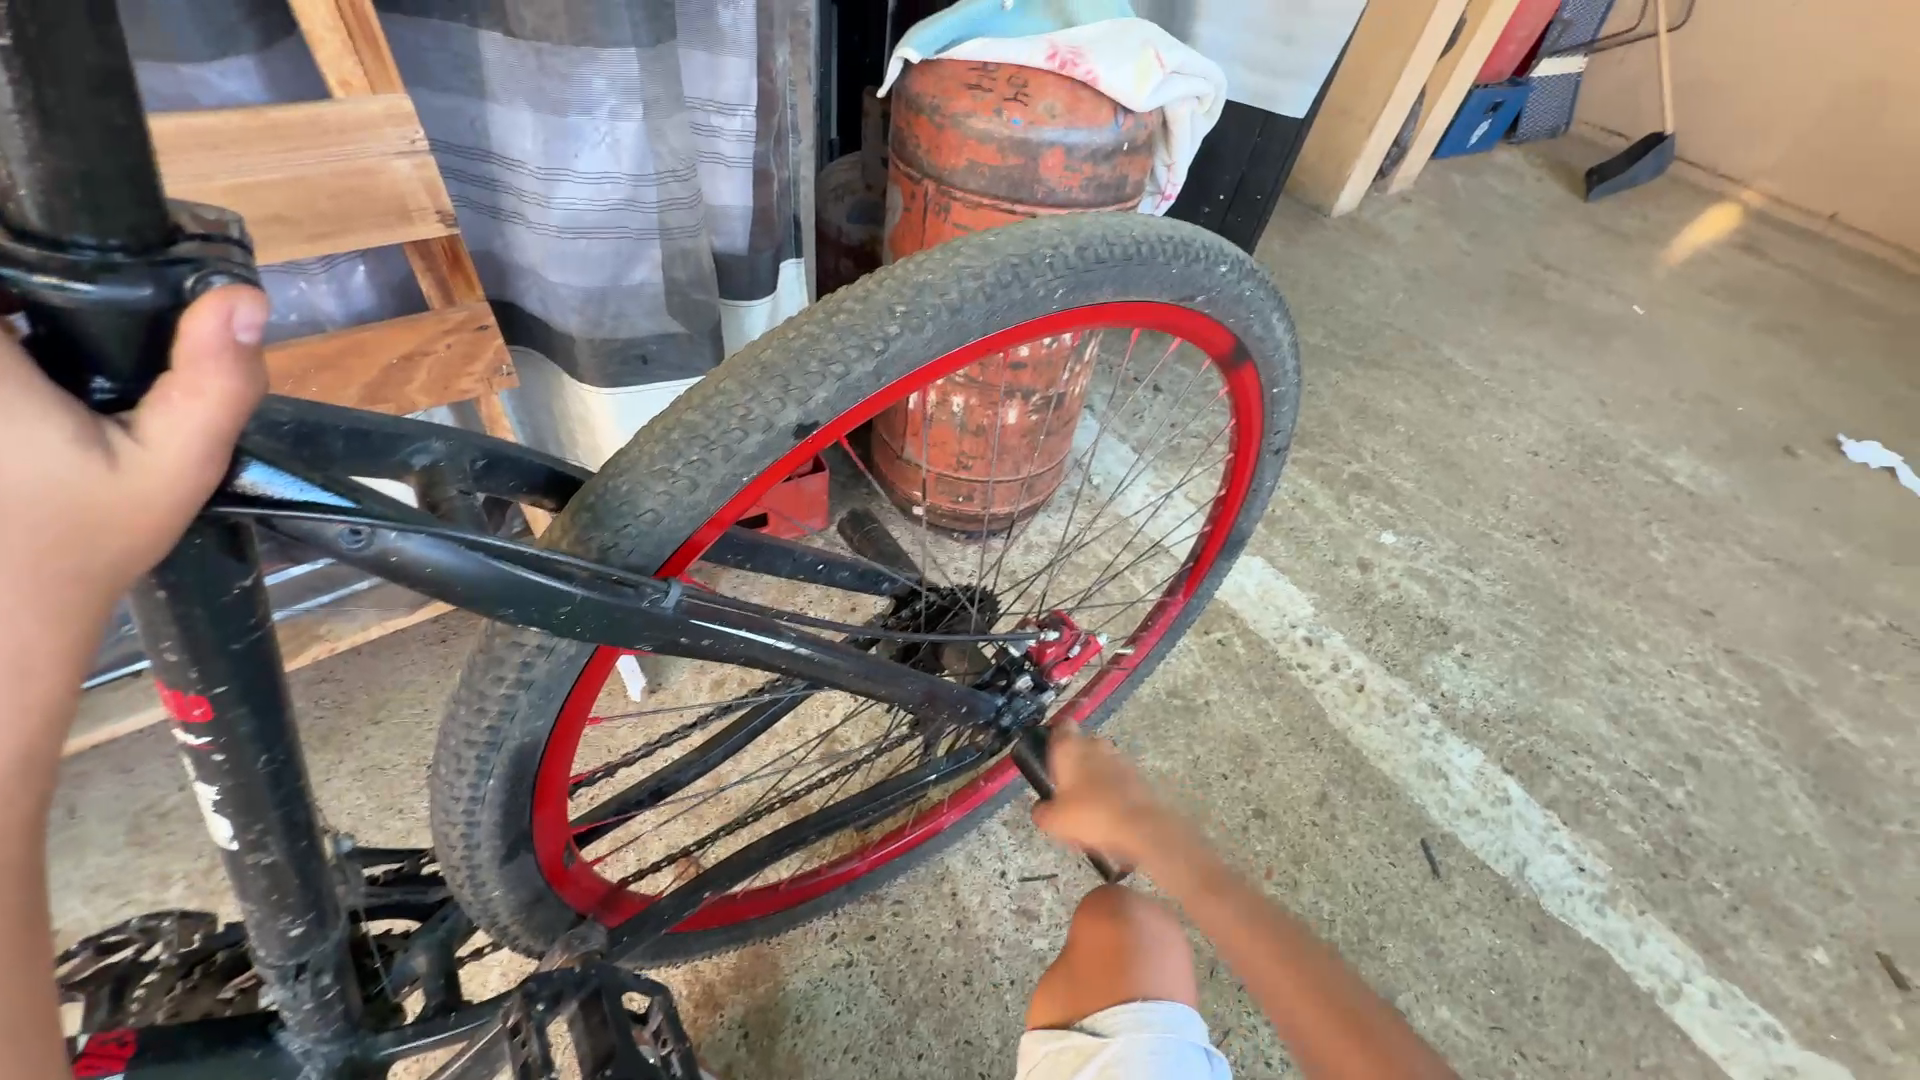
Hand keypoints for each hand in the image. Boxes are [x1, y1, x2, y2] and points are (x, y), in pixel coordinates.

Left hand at [0, 287, 268, 626]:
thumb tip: (246, 298)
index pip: (12, 255)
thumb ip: (216, 382)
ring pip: (4, 314)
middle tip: (92, 345)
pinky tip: (46, 389)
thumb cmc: (87, 538)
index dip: (44, 245)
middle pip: (9, 279)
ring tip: (74, 373)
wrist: (7, 607)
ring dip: (30, 318)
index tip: (92, 275)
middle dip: (39, 290)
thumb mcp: (180, 463)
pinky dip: (22, 348)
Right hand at [1029, 721, 1191, 869]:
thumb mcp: (1053, 820)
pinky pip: (1119, 777)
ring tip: (1090, 805)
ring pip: (1102, 760)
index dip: (1055, 738)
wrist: (1139, 827)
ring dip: (1096, 775)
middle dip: (1076, 761)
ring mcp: (1119, 757)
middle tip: (1068, 788)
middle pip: (1082, 744)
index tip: (1050, 757)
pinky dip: (1113, 788)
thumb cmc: (1089, 815)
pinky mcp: (1138, 774)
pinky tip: (1109, 812)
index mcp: (1069, 746)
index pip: (1061, 726)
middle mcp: (1095, 744)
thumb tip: (1040, 809)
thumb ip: (1041, 812)